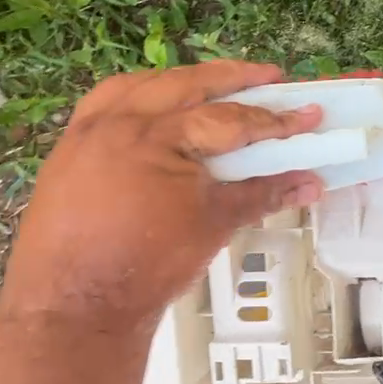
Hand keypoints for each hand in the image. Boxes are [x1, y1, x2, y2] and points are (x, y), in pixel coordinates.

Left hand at [0, 61, 323, 329]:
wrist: (74, 306)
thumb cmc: (149, 265)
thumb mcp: (216, 224)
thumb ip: (264, 194)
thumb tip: (313, 183)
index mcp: (157, 139)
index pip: (230, 120)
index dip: (276, 119)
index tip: (310, 114)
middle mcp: (119, 123)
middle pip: (187, 84)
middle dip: (233, 77)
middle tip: (271, 76)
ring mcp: (87, 133)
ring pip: (142, 85)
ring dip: (184, 79)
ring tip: (216, 83)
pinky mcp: (69, 149)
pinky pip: (107, 103)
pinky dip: (141, 95)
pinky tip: (160, 107)